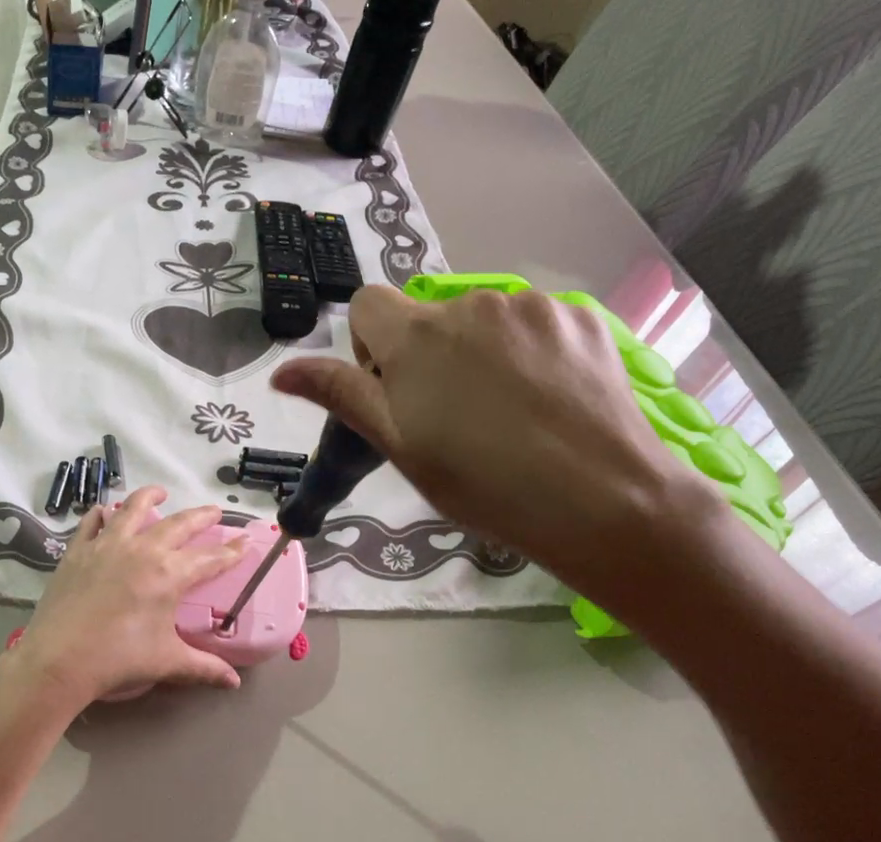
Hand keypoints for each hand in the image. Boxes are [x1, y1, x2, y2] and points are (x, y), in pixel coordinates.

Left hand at [8, 486, 248, 705]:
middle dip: (200, 517)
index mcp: (168, 574)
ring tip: (159, 492)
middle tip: (212, 512)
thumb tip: (234, 683)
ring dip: (149, 498)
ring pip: (132, 510)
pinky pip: (92, 523)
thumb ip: (203, 668)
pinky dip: (102, 514)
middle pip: (178, 524)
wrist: (59, 659)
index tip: (245, 541)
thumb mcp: (166, 662)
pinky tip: (106, 512)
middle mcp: (141, 550)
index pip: (209, 558)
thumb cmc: (118, 660)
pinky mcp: (77, 552)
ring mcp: (106, 546)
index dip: (231, 551)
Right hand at [271, 285, 712, 581]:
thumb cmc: (480, 483)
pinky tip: (547, 401)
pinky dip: (530, 354)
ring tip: (509, 416)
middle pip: (429, 318)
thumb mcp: (398, 445)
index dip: (372, 347)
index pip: (369, 304)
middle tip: (455, 421)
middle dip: (430, 357)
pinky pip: (534, 325)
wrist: (599, 498)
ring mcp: (532, 306)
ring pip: (484, 323)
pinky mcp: (580, 317)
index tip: (396, 394)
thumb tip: (281, 370)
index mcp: (417, 335)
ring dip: (481, 355)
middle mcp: (471, 304)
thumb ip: (341, 395)